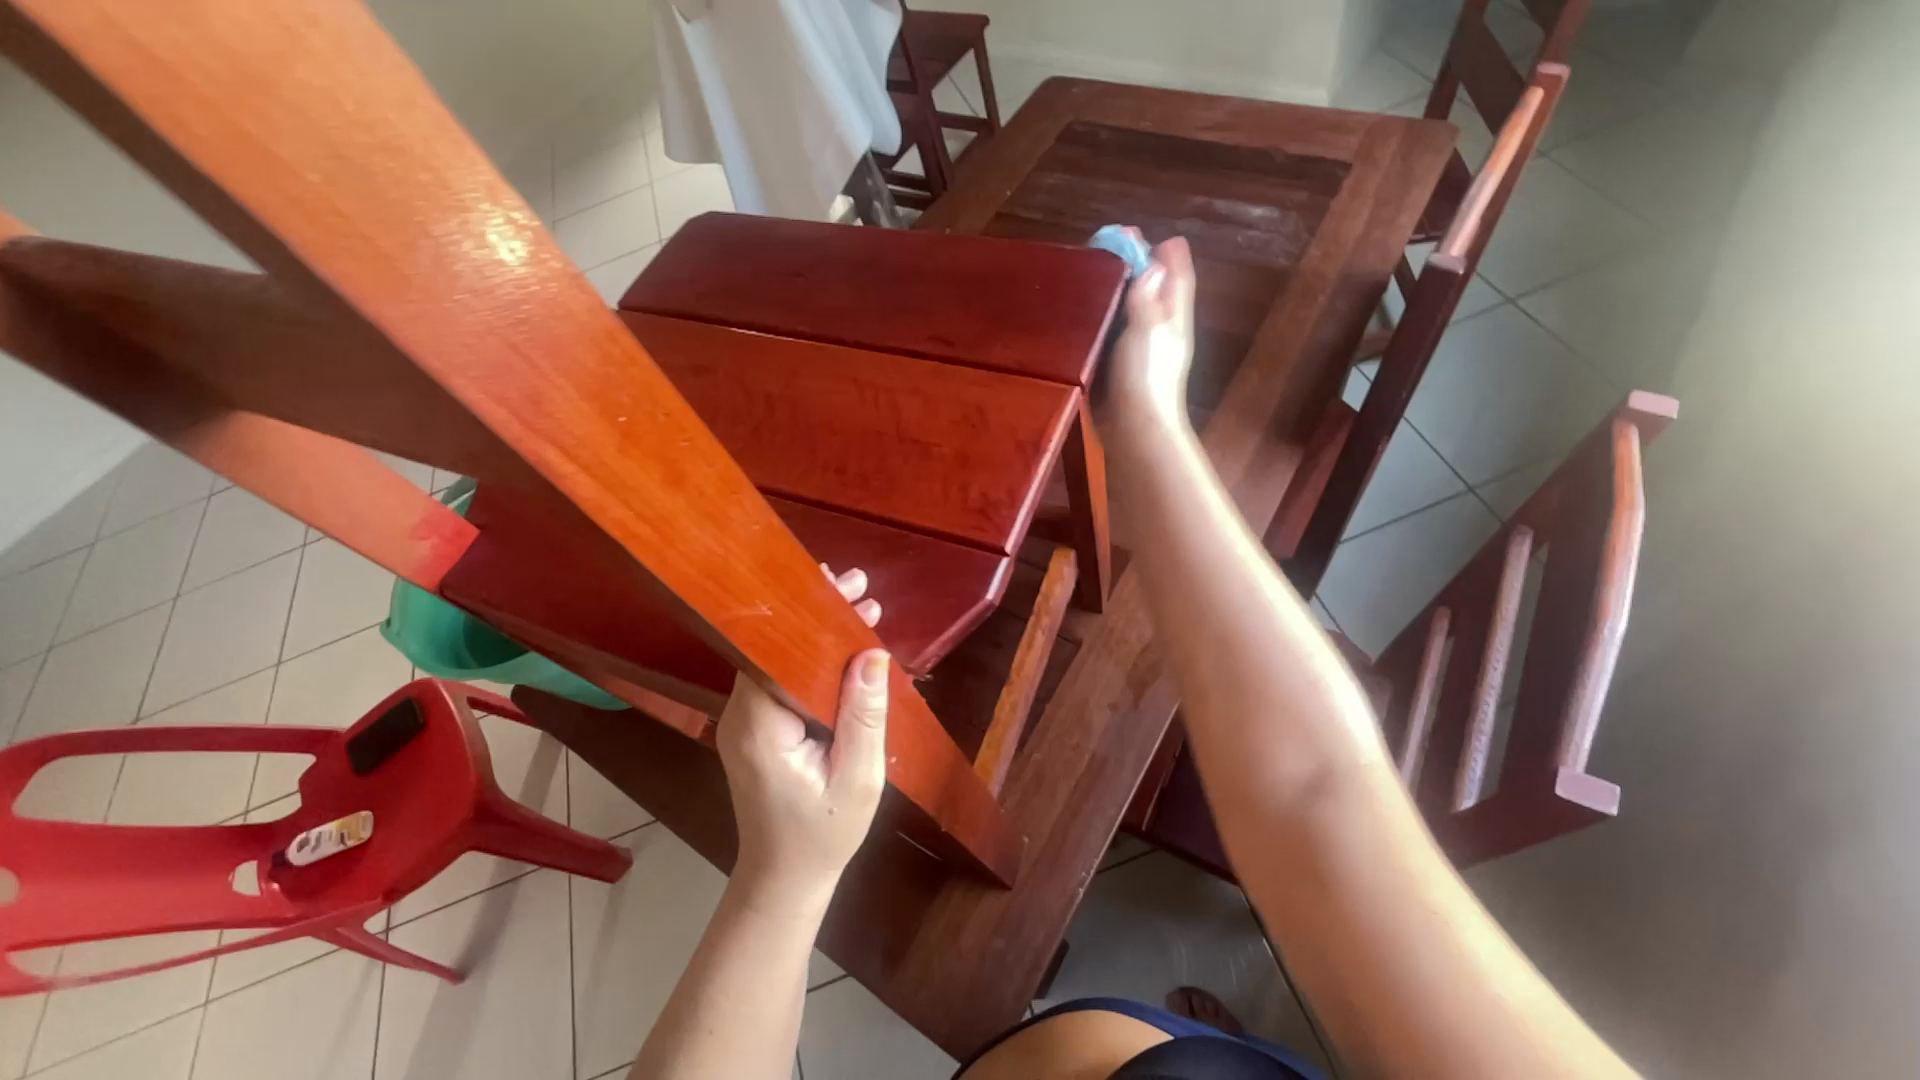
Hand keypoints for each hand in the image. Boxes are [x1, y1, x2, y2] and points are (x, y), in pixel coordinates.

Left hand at [715, 566, 888, 904]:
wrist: (784, 878)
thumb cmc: (823, 836)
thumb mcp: (857, 781)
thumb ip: (864, 718)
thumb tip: (872, 655)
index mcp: (759, 727)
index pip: (774, 651)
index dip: (808, 615)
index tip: (846, 589)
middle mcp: (739, 717)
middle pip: (772, 648)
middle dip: (814, 615)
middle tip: (858, 587)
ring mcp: (742, 722)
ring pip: (776, 660)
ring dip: (814, 634)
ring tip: (857, 606)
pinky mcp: (754, 728)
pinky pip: (779, 680)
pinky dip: (808, 659)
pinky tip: (841, 645)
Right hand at [1097, 232, 1198, 430]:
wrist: (1134, 431)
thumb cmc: (1145, 380)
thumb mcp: (1148, 332)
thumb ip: (1148, 299)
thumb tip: (1154, 265)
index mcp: (1173, 318)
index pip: (1176, 278)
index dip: (1167, 255)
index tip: (1145, 235)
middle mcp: (1160, 330)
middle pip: (1153, 289)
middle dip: (1137, 265)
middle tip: (1111, 243)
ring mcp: (1139, 350)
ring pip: (1130, 308)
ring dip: (1116, 288)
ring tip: (1093, 268)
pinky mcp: (1117, 366)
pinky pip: (1110, 330)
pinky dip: (1101, 314)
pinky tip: (1082, 309)